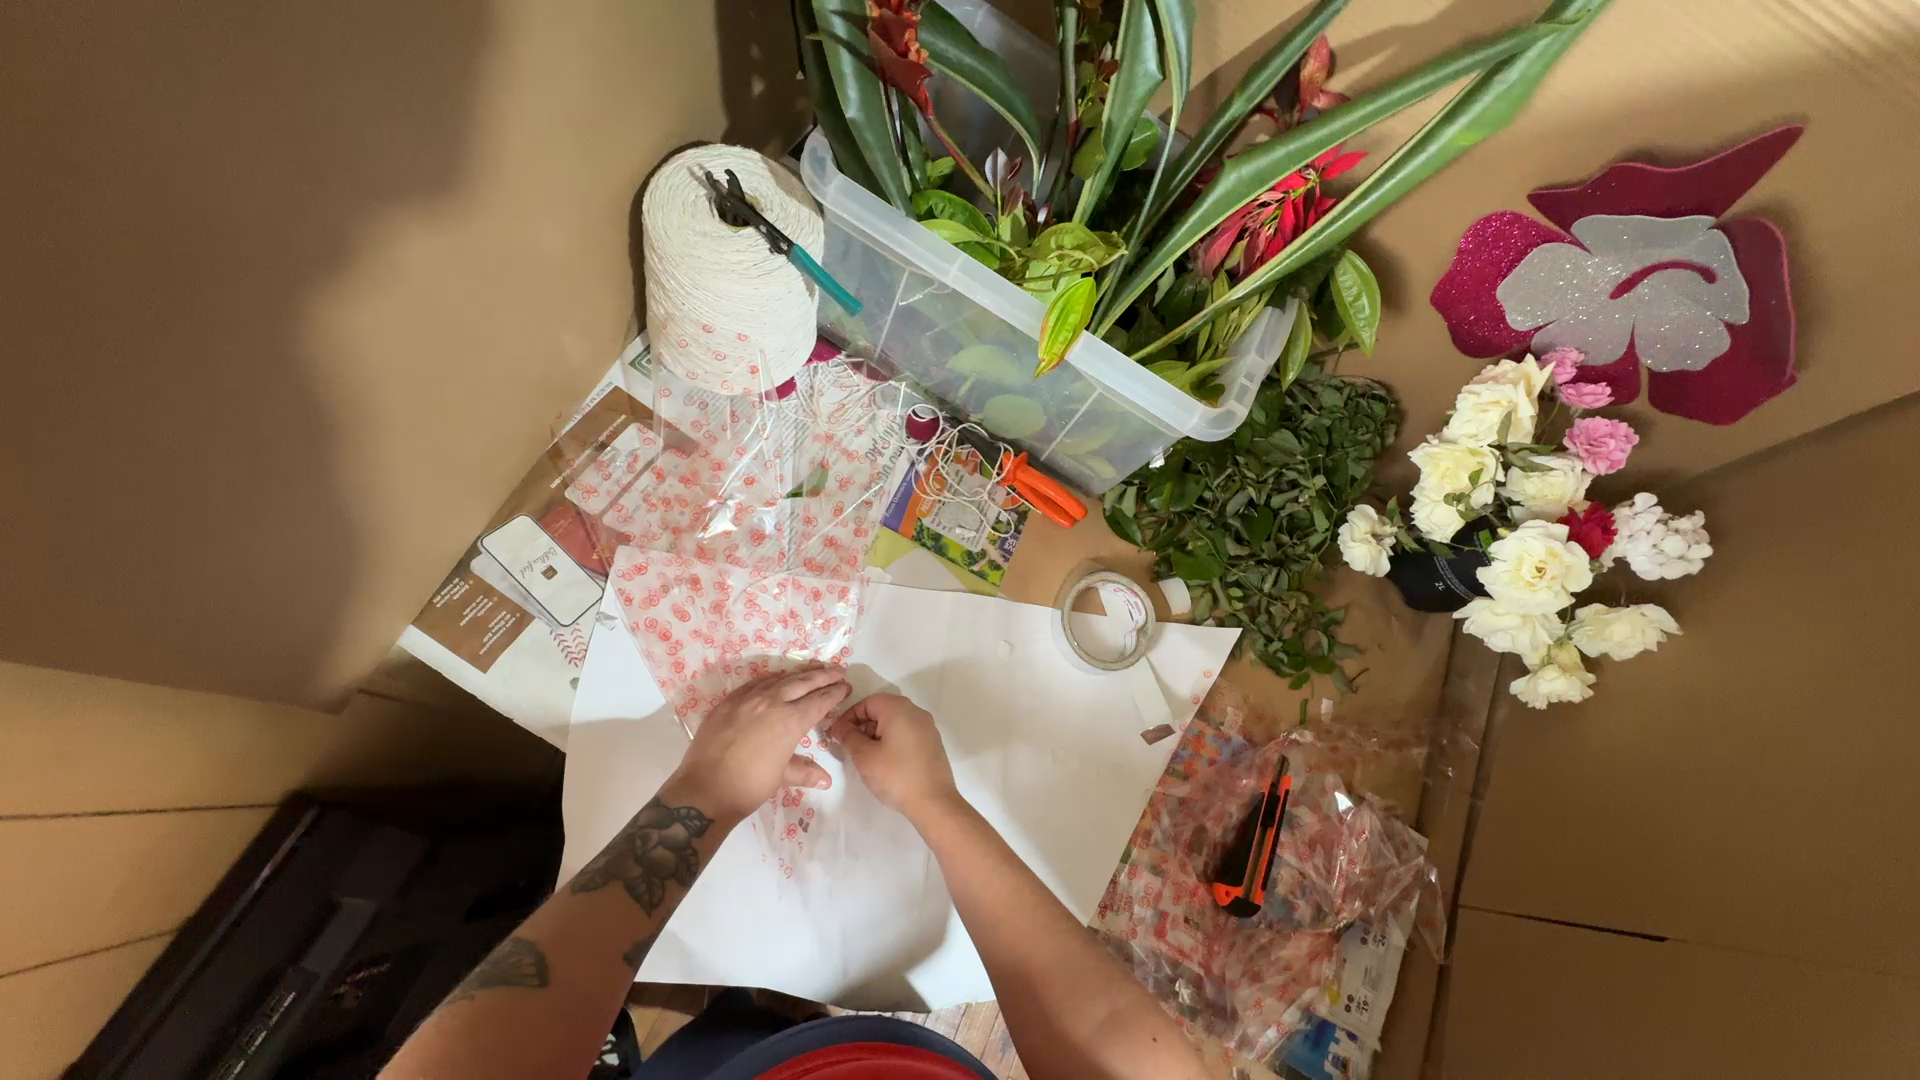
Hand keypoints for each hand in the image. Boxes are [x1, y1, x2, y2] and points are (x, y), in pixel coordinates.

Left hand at [668, 666, 850, 819]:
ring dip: (799, 674)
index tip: (846, 686)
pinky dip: (771, 679)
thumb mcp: (782, 778)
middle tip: (838, 670)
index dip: (835, 692)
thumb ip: (805, 771)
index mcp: (791, 721)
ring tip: (812, 671)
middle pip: (803, 682)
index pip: (820, 700)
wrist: (704, 791)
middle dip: (823, 676)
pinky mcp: (728, 701)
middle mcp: (772, 702)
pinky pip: (754, 683)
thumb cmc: (749, 787)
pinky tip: (776, 679)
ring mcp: (747, 699)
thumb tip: (826, 780)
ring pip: (779, 678)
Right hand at [827, 693, 959, 822]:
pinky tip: (887, 762)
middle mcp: (916, 712)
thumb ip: (849, 737)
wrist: (934, 802)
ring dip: (877, 734)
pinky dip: (893, 740)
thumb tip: (840, 727)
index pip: (868, 702)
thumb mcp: (864, 756)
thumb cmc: (895, 775)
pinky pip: (907, 733)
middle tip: (851, 747)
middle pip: (883, 710)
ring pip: (895, 722)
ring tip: (868, 757)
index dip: (850, 716)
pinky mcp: (933, 743)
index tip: (839, 734)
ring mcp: (927, 727)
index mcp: (899, 709)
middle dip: (863, 725)